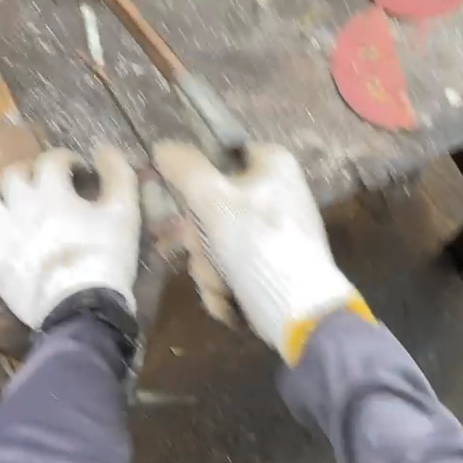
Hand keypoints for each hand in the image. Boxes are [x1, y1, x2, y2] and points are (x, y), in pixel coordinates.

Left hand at [0, 146, 139, 328]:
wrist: (81, 309)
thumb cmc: (106, 261)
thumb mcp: (125, 215)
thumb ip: (118, 176)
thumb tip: (104, 150)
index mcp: (51, 188)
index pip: (53, 159)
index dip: (67, 161)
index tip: (79, 174)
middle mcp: (18, 201)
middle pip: (16, 173)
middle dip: (32, 175)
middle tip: (46, 189)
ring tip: (9, 200)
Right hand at [152, 142, 363, 361]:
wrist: (299, 315)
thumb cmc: (259, 248)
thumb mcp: (214, 201)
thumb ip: (185, 169)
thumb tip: (163, 148)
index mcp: (271, 165)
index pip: (219, 157)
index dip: (194, 183)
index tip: (183, 206)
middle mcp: (275, 194)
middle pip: (211, 207)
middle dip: (200, 243)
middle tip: (205, 255)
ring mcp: (272, 233)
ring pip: (215, 243)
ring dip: (208, 270)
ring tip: (223, 286)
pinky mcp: (269, 266)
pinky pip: (230, 268)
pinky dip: (224, 286)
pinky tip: (230, 301)